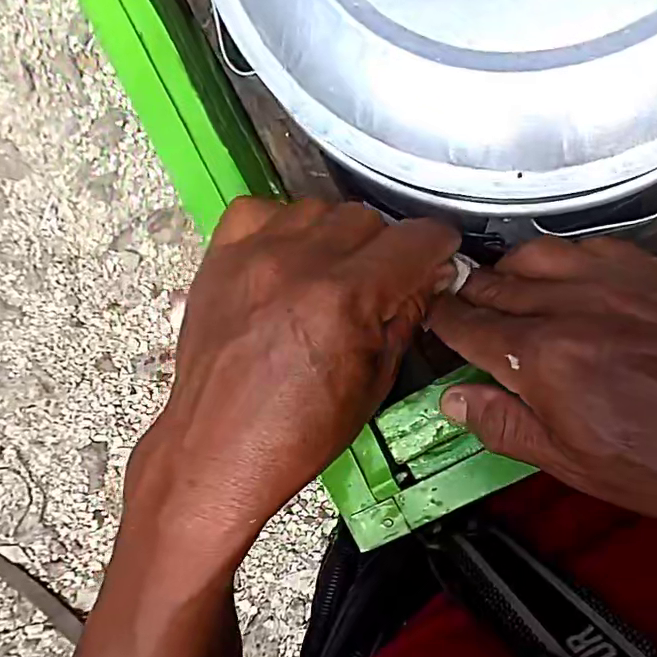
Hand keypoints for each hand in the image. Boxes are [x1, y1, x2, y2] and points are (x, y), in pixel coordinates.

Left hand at [129, 198, 458, 542]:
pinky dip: (282, 230)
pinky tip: (285, 263)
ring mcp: (253, 256)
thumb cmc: (293, 433)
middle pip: (368, 219)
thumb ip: (404, 319)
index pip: (415, 239)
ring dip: (334, 240)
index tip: (433, 261)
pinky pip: (261, 212)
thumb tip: (425, 280)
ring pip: (318, 210)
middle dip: (384, 251)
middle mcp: (298, 264)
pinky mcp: (220, 260)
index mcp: (343, 299)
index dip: (436, 251)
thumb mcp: (373, 384)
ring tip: (326, 280)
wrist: (220, 447)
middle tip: (377, 287)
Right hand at [427, 236, 656, 530]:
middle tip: (455, 311)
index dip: (439, 323)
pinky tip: (562, 281)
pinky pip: (584, 247)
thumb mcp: (578, 466)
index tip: (429, 324)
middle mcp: (569, 305)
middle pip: (492, 285)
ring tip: (501, 293)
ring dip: (505, 272)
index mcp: (541, 359)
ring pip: (533, 255)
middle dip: (464, 296)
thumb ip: (506, 426)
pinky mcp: (654, 270)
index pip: (466, 325)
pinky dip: (556, 259)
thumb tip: (453, 399)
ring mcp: (614, 279)